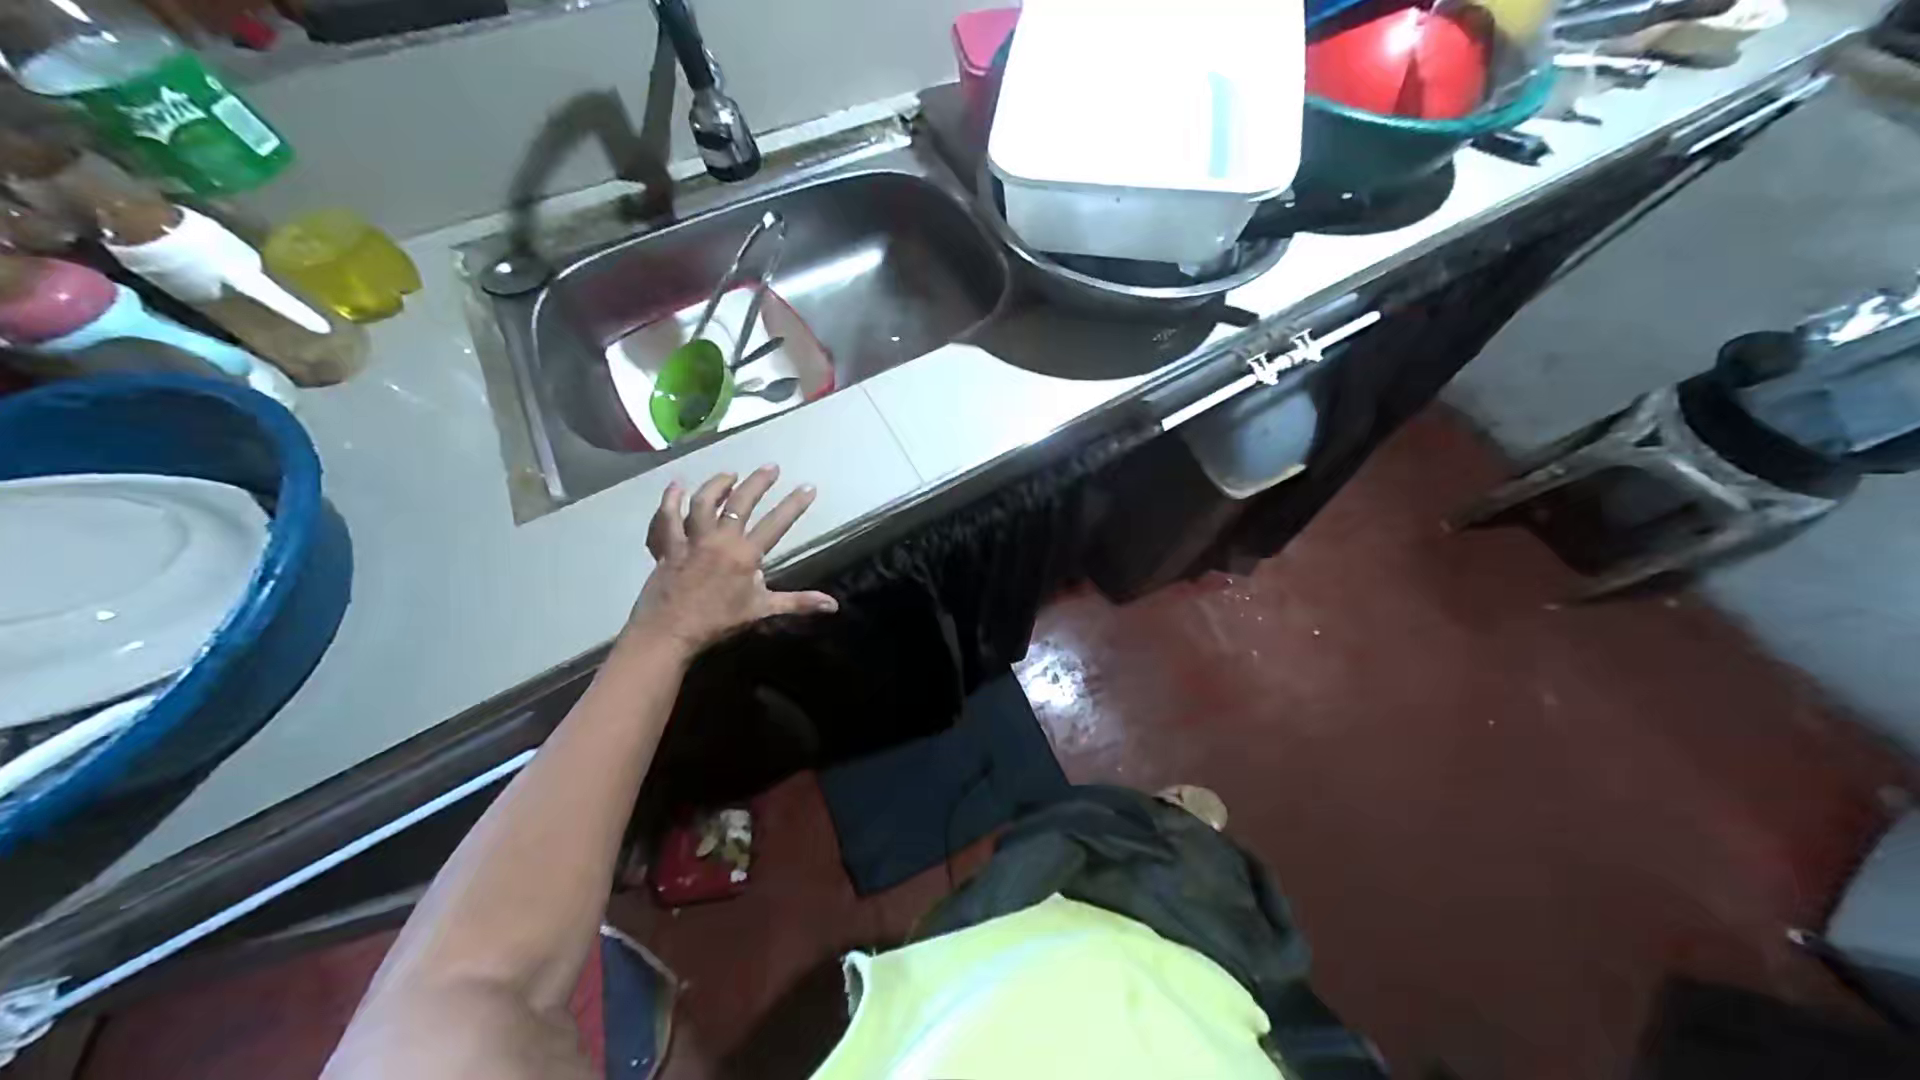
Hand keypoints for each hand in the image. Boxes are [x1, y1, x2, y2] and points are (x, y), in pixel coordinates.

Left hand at [626, 466, 838, 654]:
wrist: (669, 633)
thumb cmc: (718, 623)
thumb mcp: (762, 611)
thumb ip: (798, 603)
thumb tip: (833, 605)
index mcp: (745, 554)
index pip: (776, 523)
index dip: (794, 504)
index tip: (807, 487)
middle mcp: (719, 539)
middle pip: (740, 502)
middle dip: (758, 482)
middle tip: (770, 467)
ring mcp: (691, 540)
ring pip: (703, 502)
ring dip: (717, 484)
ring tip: (729, 474)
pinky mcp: (667, 546)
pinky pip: (666, 517)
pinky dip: (670, 500)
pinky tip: (677, 486)